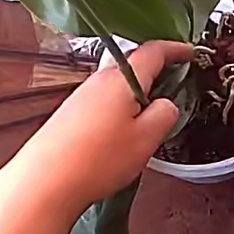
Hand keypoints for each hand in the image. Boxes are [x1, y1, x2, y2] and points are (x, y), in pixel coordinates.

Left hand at [0, 41, 189, 216]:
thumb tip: (167, 104)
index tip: (190, 52)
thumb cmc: (97, 160)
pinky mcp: (70, 115)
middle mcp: (98, 81)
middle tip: (177, 85)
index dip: (175, 49)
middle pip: (134, 67)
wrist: (42, 183)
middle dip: (158, 73)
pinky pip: (104, 103)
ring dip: (139, 94)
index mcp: (121, 80)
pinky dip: (122, 109)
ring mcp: (81, 97)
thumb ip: (165, 114)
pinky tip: (124, 134)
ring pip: (119, 87)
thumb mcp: (147, 138)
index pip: (153, 51)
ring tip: (152, 118)